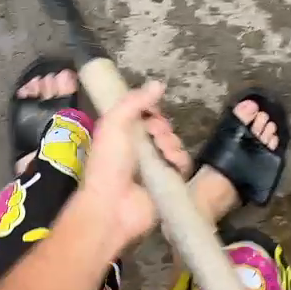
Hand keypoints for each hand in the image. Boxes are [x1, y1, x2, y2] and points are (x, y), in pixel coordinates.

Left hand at [72, 81, 191, 253]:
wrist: (112, 205)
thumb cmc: (108, 161)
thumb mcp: (115, 123)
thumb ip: (134, 101)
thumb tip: (158, 84)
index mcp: (123, 132)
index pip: (145, 114)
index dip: (151, 110)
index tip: (150, 111)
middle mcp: (139, 148)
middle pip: (162, 127)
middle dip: (162, 127)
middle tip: (154, 133)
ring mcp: (154, 166)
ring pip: (174, 144)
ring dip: (171, 142)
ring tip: (162, 150)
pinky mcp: (168, 182)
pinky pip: (182, 164)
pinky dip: (180, 160)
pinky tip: (171, 162)